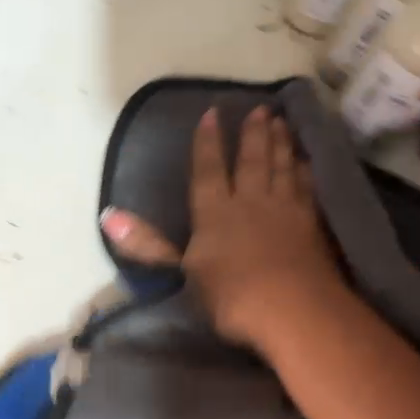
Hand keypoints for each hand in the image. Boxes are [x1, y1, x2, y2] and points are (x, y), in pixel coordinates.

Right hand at [101, 104, 343, 346]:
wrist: (293, 310)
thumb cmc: (230, 296)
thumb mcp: (180, 271)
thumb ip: (148, 243)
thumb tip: (107, 216)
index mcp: (214, 212)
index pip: (208, 171)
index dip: (207, 143)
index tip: (211, 114)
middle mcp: (250, 202)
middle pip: (251, 162)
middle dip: (253, 134)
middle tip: (259, 108)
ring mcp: (285, 212)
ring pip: (282, 168)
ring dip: (281, 144)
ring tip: (282, 122)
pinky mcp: (312, 226)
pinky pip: (307, 189)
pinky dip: (306, 171)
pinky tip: (307, 162)